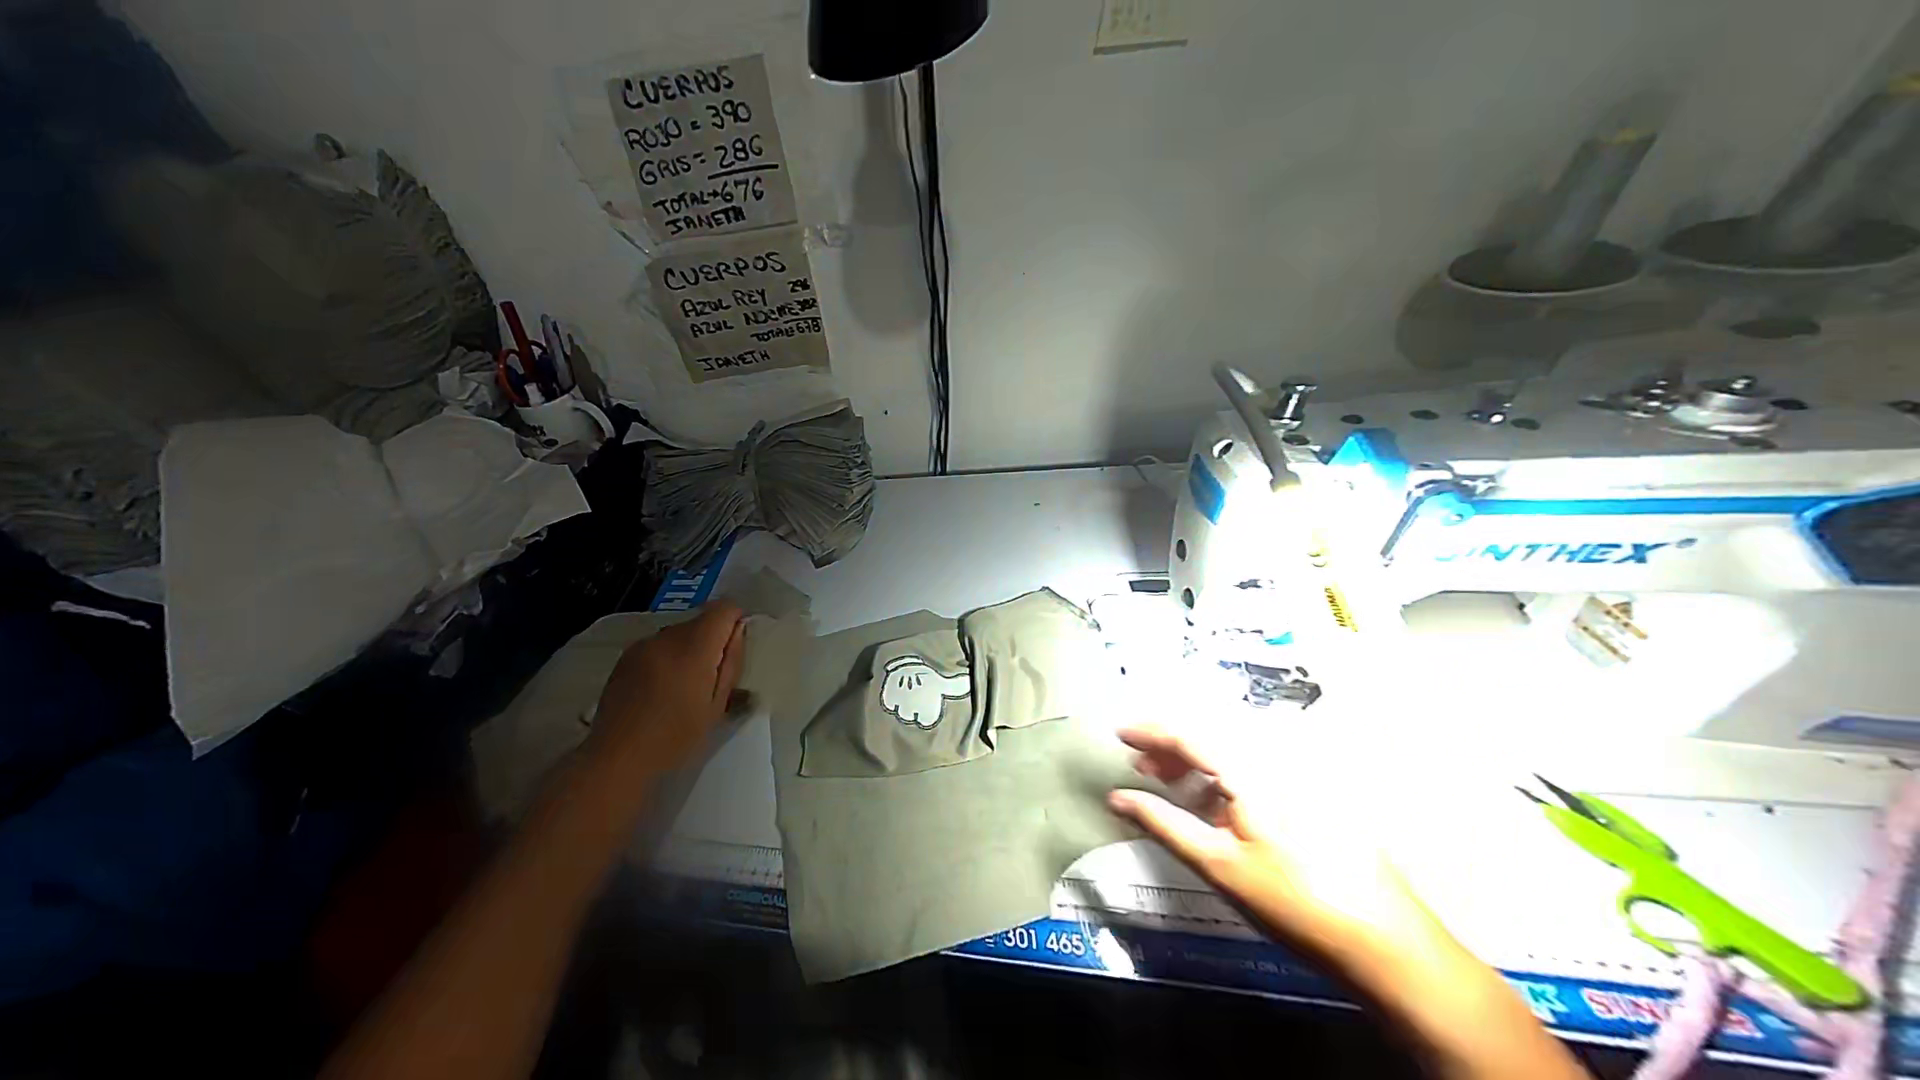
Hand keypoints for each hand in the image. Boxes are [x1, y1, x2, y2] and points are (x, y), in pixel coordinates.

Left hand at [589, 602, 747, 776]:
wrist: (617, 758)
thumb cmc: (676, 737)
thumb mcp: (717, 705)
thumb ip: (732, 663)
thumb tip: (737, 632)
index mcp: (694, 647)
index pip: (723, 608)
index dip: (735, 621)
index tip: (734, 650)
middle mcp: (667, 636)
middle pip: (700, 620)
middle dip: (712, 639)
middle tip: (711, 677)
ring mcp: (642, 645)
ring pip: (678, 632)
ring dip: (688, 648)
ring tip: (684, 686)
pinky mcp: (625, 657)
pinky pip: (658, 645)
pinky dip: (667, 657)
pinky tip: (661, 689)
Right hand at [1108, 723, 1433, 958]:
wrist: (1383, 940)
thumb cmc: (1292, 900)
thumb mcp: (1218, 865)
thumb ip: (1164, 823)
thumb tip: (1119, 798)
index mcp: (1251, 768)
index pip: (1190, 733)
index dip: (1150, 731)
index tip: (1120, 734)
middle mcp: (1276, 759)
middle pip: (1212, 734)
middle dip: (1171, 746)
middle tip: (1141, 766)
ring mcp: (1298, 774)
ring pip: (1233, 749)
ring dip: (1196, 760)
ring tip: (1170, 785)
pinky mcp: (1310, 792)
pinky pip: (1254, 766)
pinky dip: (1223, 775)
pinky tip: (1212, 804)